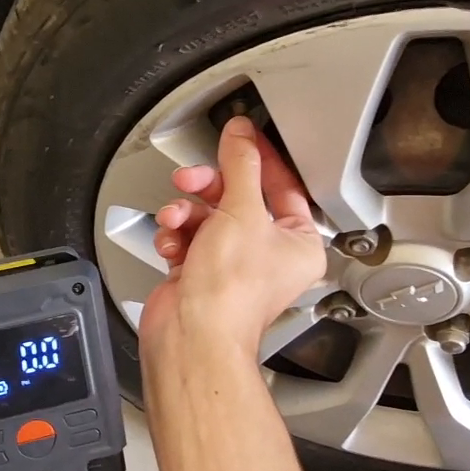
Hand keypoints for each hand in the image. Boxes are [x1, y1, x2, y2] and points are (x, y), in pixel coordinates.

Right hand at [139, 116, 327, 356]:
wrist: (191, 335)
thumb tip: (242, 135)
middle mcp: (267, 256)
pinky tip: (171, 242)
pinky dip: (176, 236)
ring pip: (207, 217)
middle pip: (238, 199)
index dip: (261, 160)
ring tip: (177, 217)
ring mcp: (232, 266)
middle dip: (209, 188)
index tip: (242, 138)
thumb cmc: (230, 295)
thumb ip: (241, 165)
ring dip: (186, 213)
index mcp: (298, 243)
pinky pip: (187, 238)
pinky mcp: (199, 273)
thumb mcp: (241, 212)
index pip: (284, 187)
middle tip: (193, 179)